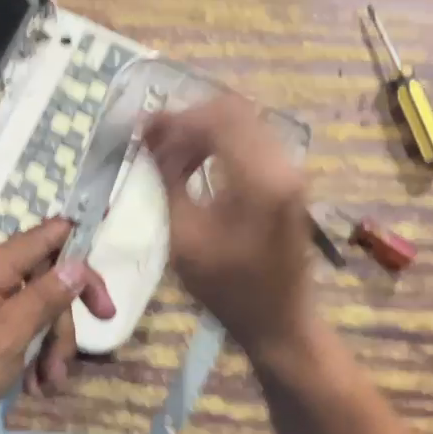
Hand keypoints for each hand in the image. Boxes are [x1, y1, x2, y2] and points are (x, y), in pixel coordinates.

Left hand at [0, 220, 114, 433]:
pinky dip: (34, 353)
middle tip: (66, 363)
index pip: (45, 237)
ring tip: (47, 383)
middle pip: (47, 279)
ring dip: (50, 346)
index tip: (103, 295)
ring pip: (40, 308)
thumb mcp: (5, 340)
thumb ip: (42, 299)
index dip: (80, 254)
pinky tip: (33, 384)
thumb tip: (78, 264)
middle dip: (62, 323)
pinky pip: (23, 325)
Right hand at [144, 95, 317, 358]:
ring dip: (202, 129)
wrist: (279, 321)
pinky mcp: (289, 180)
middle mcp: (282, 165)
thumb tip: (150, 142)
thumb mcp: (184, 237)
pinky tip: (192, 163)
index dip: (175, 119)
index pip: (216, 119)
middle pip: (232, 111)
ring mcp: (291, 171)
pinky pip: (251, 140)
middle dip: (187, 119)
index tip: (141, 130)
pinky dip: (219, 142)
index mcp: (258, 179)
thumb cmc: (226, 289)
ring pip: (242, 122)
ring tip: (166, 152)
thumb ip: (168, 181)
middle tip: (150, 138)